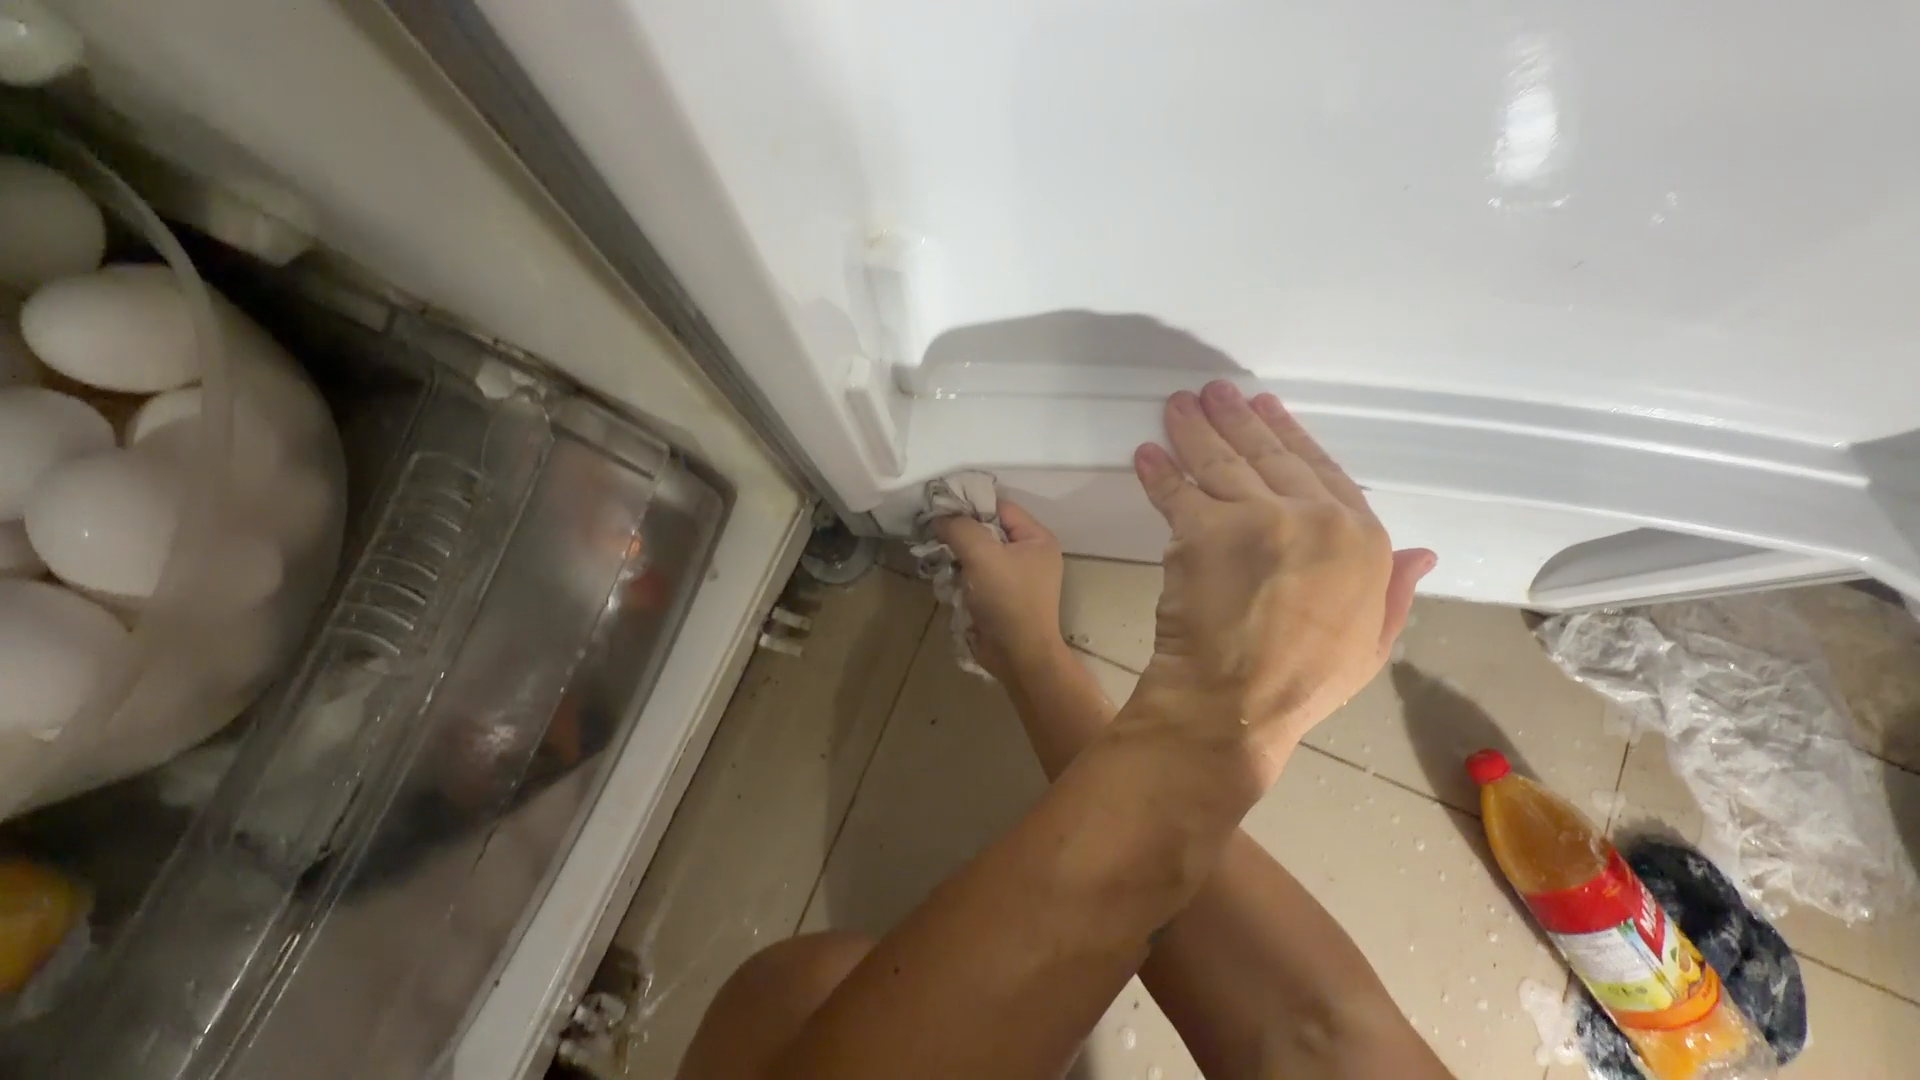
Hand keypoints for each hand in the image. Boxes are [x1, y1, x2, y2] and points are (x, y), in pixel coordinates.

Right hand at [933, 501, 1068, 682]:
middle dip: (961, 533)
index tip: (939, 508)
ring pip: (980, 554)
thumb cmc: (1007, 600)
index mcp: (1037, 539)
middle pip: (989, 530)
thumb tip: (940, 516)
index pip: (1001, 507)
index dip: (971, 505)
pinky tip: (946, 580)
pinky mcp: (1002, 598)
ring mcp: (1017, 579)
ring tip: (938, 558)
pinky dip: (962, 577)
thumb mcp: (982, 555)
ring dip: (958, 557)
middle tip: (933, 534)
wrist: (1018, 656)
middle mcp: (1030, 555)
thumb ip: (960, 528)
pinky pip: (978, 577)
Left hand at [1122, 381, 1433, 786]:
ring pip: (1221, 460)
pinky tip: (1147, 453)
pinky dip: (1159, 469)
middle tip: (1215, 393)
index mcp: (1361, 539)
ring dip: (1196, 428)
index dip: (1292, 437)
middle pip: (1269, 455)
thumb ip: (1393, 591)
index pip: (1322, 470)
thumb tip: (1422, 553)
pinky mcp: (1202, 529)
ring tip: (1178, 405)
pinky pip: (1176, 489)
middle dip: (1238, 419)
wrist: (1238, 703)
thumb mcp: (1371, 643)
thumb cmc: (1306, 683)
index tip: (1270, 410)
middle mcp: (1313, 515)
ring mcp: (1256, 517)